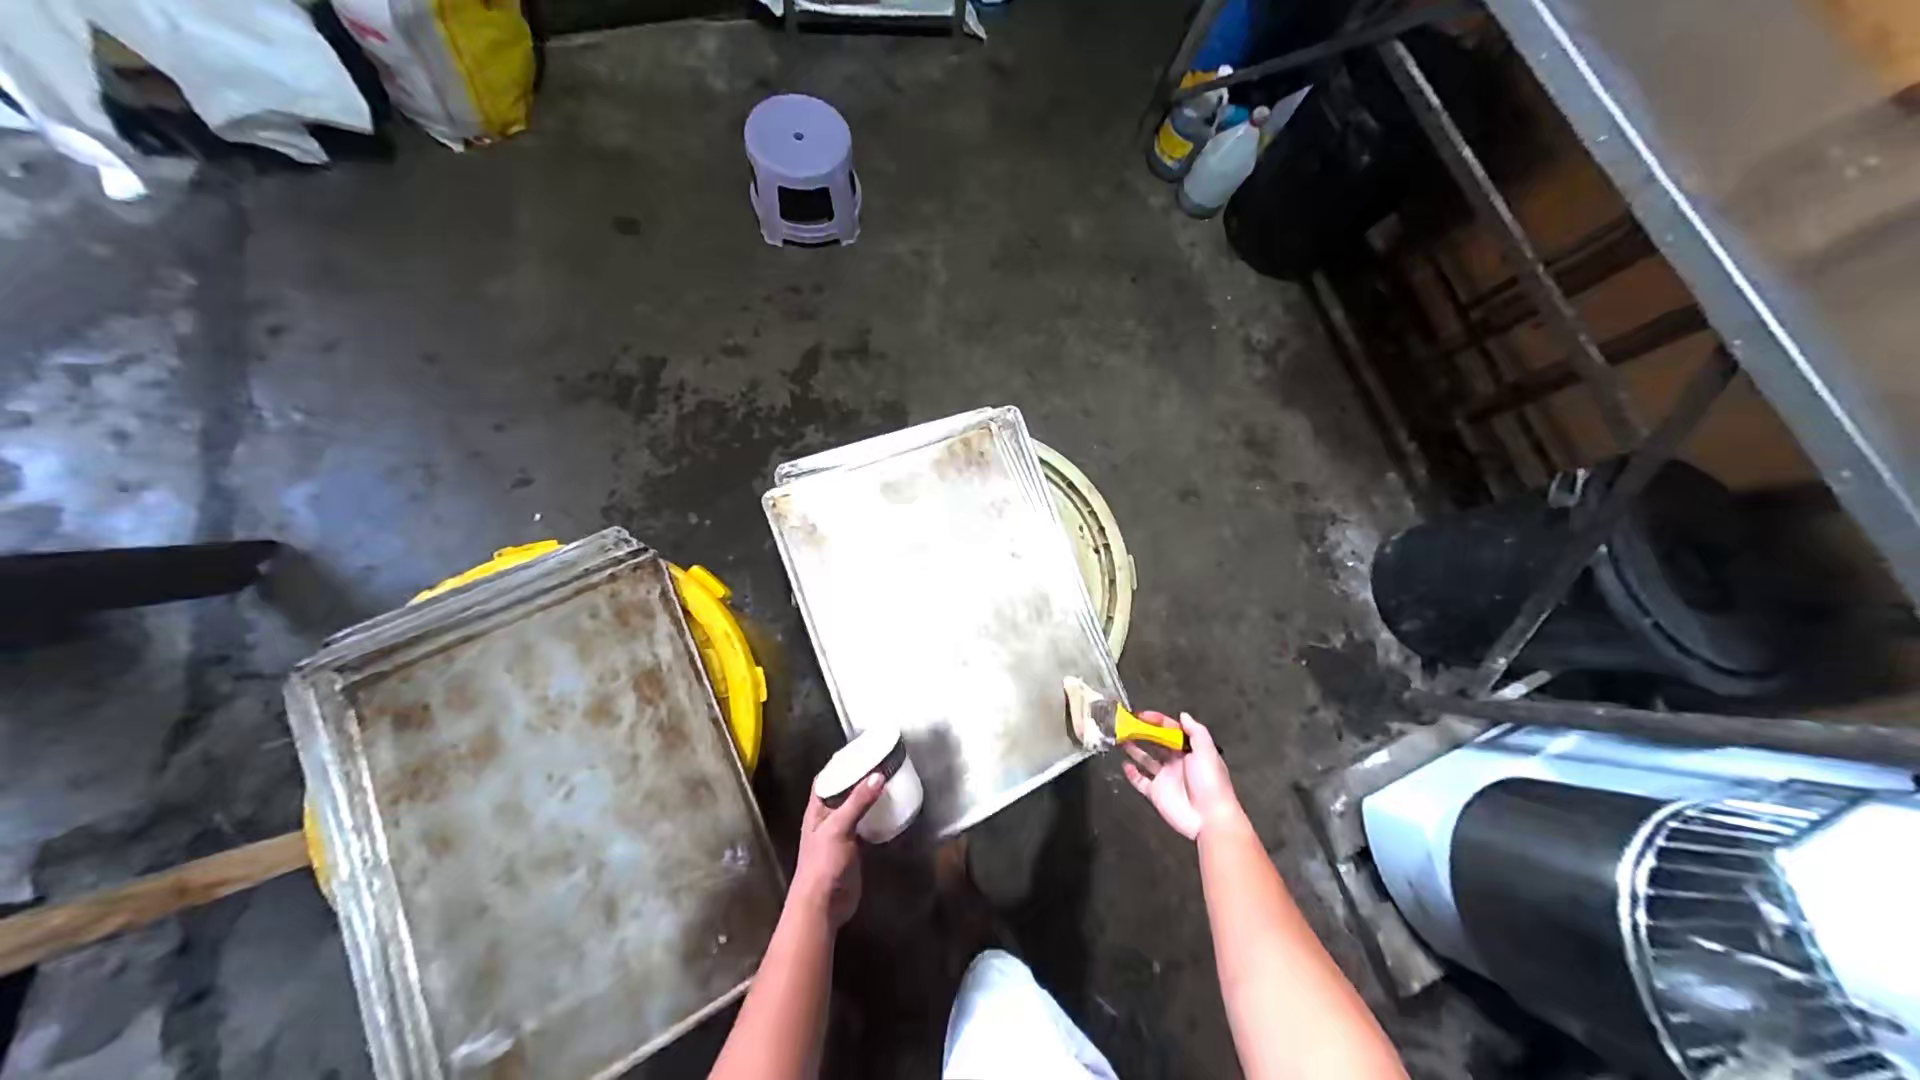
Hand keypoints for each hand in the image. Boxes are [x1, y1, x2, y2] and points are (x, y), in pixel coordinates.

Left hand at [790, 772, 886, 927]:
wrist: (823, 906)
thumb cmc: (823, 864)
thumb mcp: (839, 827)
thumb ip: (858, 802)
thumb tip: (877, 776)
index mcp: (817, 809)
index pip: (827, 778)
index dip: (840, 763)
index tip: (860, 751)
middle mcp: (829, 818)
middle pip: (845, 791)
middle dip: (860, 778)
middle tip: (881, 764)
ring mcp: (842, 834)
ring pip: (858, 809)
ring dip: (871, 798)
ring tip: (890, 782)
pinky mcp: (855, 849)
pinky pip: (868, 827)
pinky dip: (879, 818)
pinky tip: (892, 811)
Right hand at [1122, 712, 1241, 840]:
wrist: (1210, 818)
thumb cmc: (1210, 783)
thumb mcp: (1207, 752)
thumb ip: (1196, 732)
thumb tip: (1183, 716)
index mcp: (1189, 751)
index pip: (1171, 731)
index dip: (1157, 721)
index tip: (1141, 716)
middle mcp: (1176, 762)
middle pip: (1156, 743)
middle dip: (1143, 733)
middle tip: (1127, 725)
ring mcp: (1165, 778)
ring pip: (1146, 759)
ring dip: (1134, 749)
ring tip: (1122, 739)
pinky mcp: (1156, 793)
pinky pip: (1140, 781)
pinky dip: (1132, 773)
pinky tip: (1125, 764)